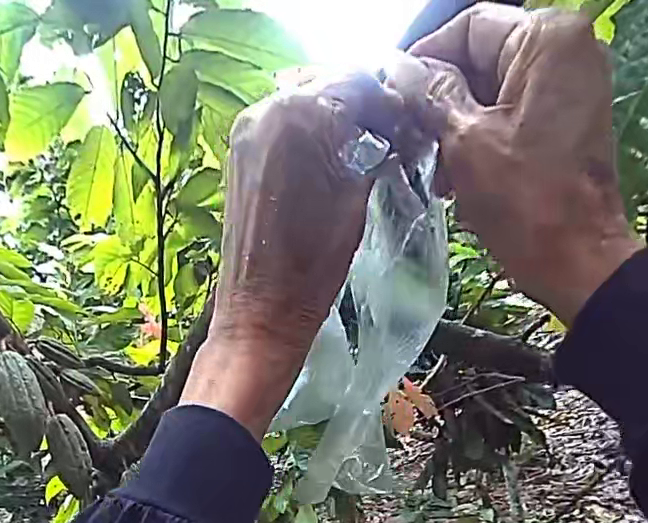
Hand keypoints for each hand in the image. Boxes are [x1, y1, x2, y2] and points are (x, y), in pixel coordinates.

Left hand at [181, 73, 405, 436]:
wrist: (263, 313)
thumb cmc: (313, 269)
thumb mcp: (356, 202)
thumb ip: (370, 152)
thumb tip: (387, 132)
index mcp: (300, 115)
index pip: (357, 82)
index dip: (389, 104)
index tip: (407, 128)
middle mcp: (267, 109)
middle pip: (327, 86)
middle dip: (361, 108)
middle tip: (387, 139)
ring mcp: (248, 131)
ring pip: (304, 103)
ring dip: (334, 120)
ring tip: (359, 153)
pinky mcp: (240, 155)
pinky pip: (284, 126)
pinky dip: (309, 135)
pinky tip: (328, 163)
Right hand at [387, 5, 642, 321]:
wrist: (576, 262)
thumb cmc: (525, 202)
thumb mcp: (468, 144)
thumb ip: (432, 97)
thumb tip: (399, 71)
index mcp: (548, 39)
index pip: (470, 27)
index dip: (425, 59)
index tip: (393, 94)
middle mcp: (567, 52)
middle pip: (484, 61)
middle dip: (442, 104)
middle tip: (410, 142)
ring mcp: (571, 92)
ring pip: (495, 96)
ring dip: (458, 132)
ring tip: (437, 175)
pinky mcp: (567, 129)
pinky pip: (513, 122)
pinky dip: (483, 146)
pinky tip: (459, 183)